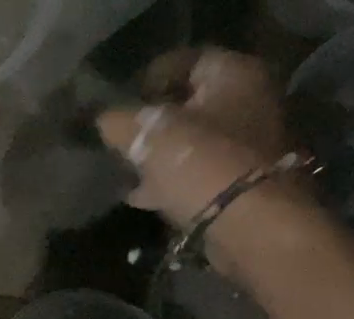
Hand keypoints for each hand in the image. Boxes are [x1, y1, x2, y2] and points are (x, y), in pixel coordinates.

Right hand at [95, 48, 302, 226]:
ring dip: (157, 155)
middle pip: (188, 103)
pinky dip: (169, 180)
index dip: (148, 79)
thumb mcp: (147, 137)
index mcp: (233, 75)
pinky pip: (197, 170)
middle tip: (119, 141)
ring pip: (191, 140)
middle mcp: (249, 100)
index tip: (119, 103)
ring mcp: (248, 141)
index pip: (184, 62)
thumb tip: (104, 120)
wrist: (245, 221)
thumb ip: (119, 122)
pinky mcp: (240, 177)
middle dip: (151, 123)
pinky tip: (141, 196)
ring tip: (125, 172)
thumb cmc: (199, 164)